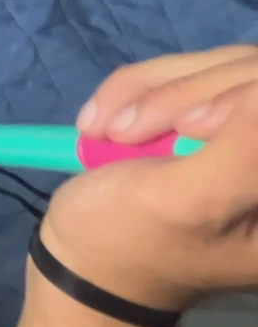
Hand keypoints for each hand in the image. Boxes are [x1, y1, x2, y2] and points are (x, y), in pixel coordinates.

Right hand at [47, 44, 257, 311]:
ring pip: (223, 67)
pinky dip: (136, 90)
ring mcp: (256, 138)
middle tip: (121, 135)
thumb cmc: (130, 239)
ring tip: (104, 130)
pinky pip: (191, 74)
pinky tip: (106, 121)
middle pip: (256, 75)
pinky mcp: (222, 122)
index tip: (187, 129)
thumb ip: (245, 149)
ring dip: (148, 91)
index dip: (242, 97)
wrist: (85, 259)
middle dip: (180, 95)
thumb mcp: (184, 201)